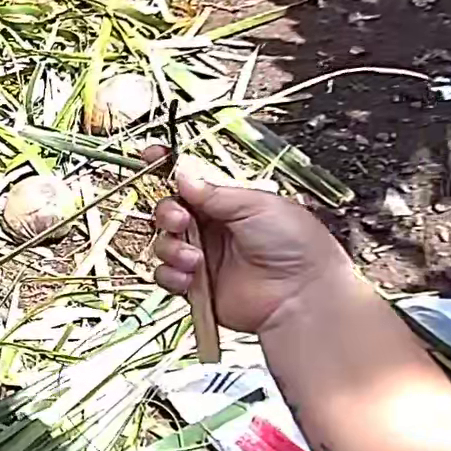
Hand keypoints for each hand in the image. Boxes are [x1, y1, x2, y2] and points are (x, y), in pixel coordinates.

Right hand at [144, 146, 353, 333]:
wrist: (299, 294)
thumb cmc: (294, 245)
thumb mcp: (256, 205)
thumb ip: (214, 192)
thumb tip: (183, 174)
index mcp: (226, 203)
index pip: (189, 182)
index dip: (168, 168)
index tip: (151, 156)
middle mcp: (210, 228)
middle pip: (168, 213)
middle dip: (167, 214)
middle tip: (180, 221)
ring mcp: (201, 257)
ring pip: (163, 244)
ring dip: (171, 249)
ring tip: (195, 260)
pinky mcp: (195, 286)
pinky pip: (165, 276)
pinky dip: (171, 276)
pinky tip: (190, 278)